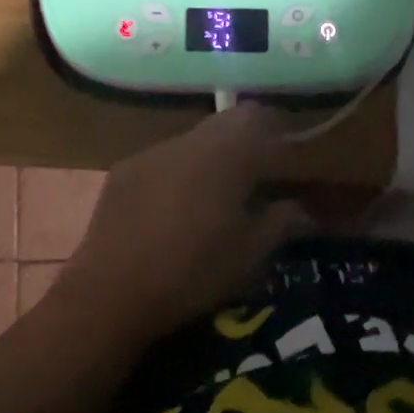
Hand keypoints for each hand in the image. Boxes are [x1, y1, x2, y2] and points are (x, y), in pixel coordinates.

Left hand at [55, 104, 311, 339]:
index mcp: (230, 152)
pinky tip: (178, 207)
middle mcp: (193, 139)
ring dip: (218, 155)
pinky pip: (168, 158)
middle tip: (266, 176)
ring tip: (223, 195)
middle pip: (235, 120)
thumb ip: (283, 220)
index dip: (289, 140)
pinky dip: (184, 172)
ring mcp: (155, 150)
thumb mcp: (250, 254)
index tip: (298, 165)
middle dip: (256, 139)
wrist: (110, 292)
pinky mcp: (127, 168)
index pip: (269, 124)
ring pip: (199, 137)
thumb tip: (303, 207)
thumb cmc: (192, 272)